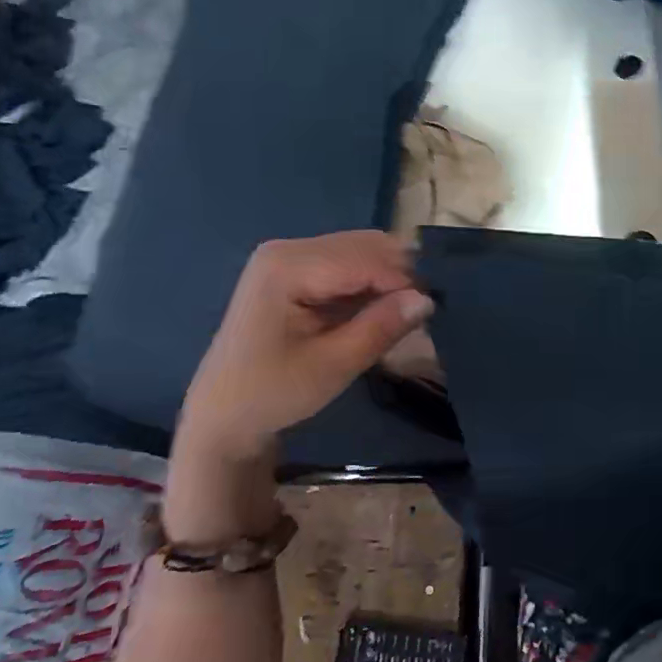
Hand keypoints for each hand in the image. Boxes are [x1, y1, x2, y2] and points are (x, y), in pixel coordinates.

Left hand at [176, 231, 433, 464]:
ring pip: (362, 253)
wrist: (224, 415)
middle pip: (366, 247)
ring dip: (389, 280)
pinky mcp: (296, 272)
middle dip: (400, 276)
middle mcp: (288, 249)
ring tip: (407, 316)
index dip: (405, 282)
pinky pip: (349, 266)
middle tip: (425, 314)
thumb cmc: (273, 393)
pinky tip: (383, 312)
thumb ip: (380, 327)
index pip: (365, 259)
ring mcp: (290, 258)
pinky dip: (372, 285)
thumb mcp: (333, 366)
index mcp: (288, 265)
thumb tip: (427, 299)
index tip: (437, 310)